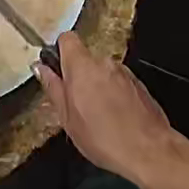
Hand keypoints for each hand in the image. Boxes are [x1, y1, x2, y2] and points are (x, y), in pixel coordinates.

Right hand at [34, 33, 185, 186]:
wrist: (147, 149)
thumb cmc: (103, 137)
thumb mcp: (67, 118)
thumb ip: (53, 88)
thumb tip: (41, 69)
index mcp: (82, 66)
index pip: (67, 39)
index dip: (59, 51)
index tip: (56, 70)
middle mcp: (104, 62)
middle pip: (85, 59)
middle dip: (78, 77)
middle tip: (75, 105)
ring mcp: (124, 71)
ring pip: (102, 72)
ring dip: (97, 87)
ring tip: (96, 117)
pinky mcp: (138, 83)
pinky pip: (118, 82)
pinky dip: (113, 94)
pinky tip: (114, 118)